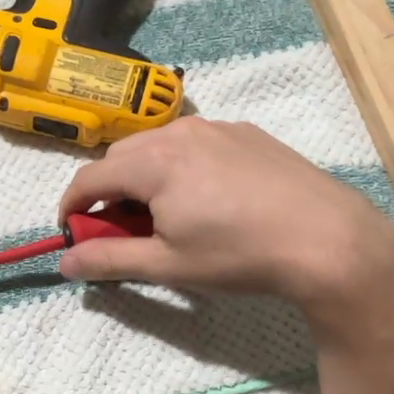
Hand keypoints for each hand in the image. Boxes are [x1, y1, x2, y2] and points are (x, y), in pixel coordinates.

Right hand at [58, 117, 393, 341]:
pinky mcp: (248, 133)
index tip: (71, 236)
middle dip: (108, 193)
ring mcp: (218, 128)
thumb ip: (109, 260)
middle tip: (120, 233)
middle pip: (121, 157)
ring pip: (158, 147)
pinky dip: (179, 167)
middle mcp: (180, 132)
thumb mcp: (166, 265)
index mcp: (153, 162)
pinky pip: (195, 143)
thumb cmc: (238, 256)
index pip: (89, 178)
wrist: (327, 239)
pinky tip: (203, 200)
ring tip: (162, 217)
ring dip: (143, 178)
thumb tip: (65, 263)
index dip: (70, 208)